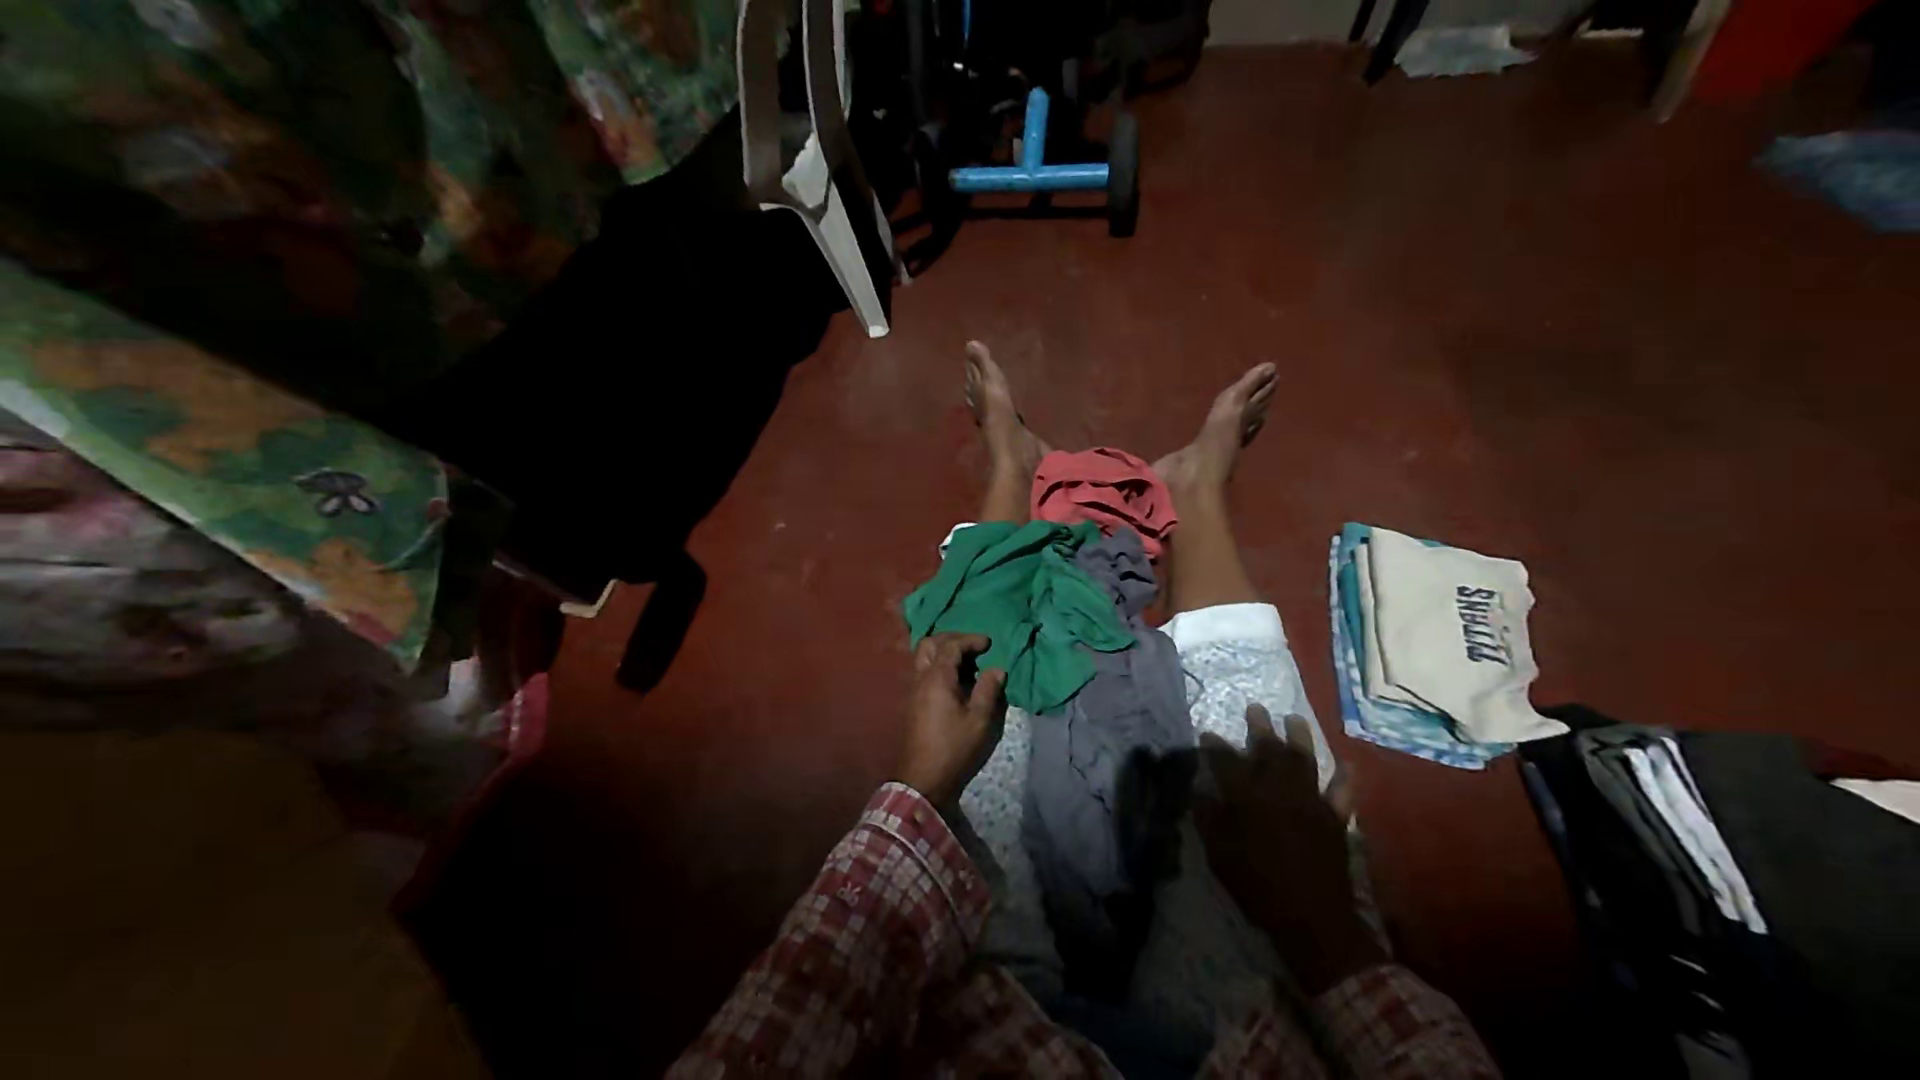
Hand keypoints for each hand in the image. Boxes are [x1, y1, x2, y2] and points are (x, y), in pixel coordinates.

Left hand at [894, 633, 1008, 805]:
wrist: (923, 779)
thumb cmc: (954, 748)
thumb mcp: (979, 720)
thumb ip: (988, 690)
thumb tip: (997, 669)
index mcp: (936, 678)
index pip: (951, 646)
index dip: (970, 640)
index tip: (988, 643)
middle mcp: (920, 679)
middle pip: (929, 644)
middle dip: (951, 639)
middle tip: (973, 646)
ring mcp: (913, 691)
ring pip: (923, 658)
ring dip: (942, 652)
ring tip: (966, 663)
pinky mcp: (913, 703)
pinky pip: (923, 672)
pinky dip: (938, 666)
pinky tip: (955, 681)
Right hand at [1195, 704, 1385, 994]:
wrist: (1311, 918)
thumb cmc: (1256, 884)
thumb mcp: (1219, 853)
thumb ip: (1208, 818)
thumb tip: (1199, 791)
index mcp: (1247, 796)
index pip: (1226, 762)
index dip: (1214, 746)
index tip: (1206, 734)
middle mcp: (1279, 790)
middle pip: (1268, 751)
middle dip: (1259, 728)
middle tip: (1255, 708)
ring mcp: (1310, 802)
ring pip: (1304, 762)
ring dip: (1299, 738)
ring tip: (1294, 718)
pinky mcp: (1334, 820)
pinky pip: (1342, 794)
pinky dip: (1345, 779)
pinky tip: (1348, 764)